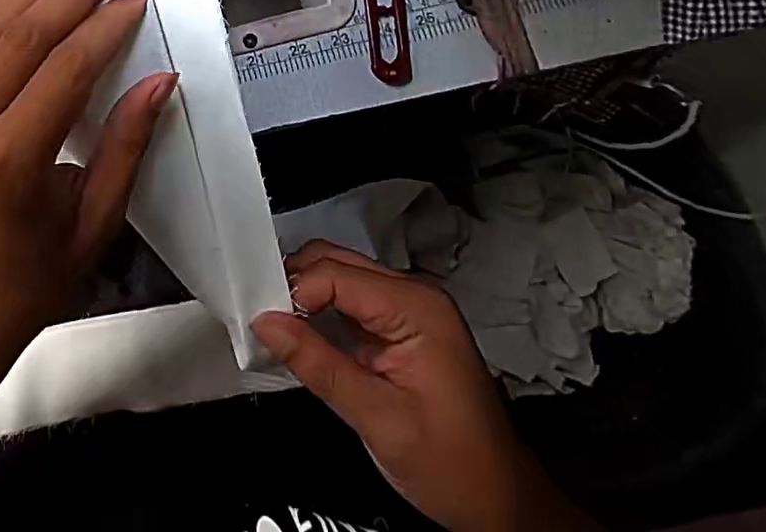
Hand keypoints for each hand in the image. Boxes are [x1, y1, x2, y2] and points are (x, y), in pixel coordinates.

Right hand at [252, 242, 596, 531]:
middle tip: (264, 319)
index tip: (265, 320)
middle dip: (294, 285)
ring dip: (304, 296)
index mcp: (417, 308)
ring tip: (278, 329)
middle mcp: (413, 296)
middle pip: (335, 263)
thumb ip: (318, 365)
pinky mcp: (396, 325)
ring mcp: (406, 308)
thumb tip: (270, 324)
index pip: (336, 275)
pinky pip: (347, 301)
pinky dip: (318, 312)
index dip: (295, 293)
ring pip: (337, 276)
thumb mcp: (379, 419)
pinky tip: (302, 336)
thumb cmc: (458, 466)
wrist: (501, 502)